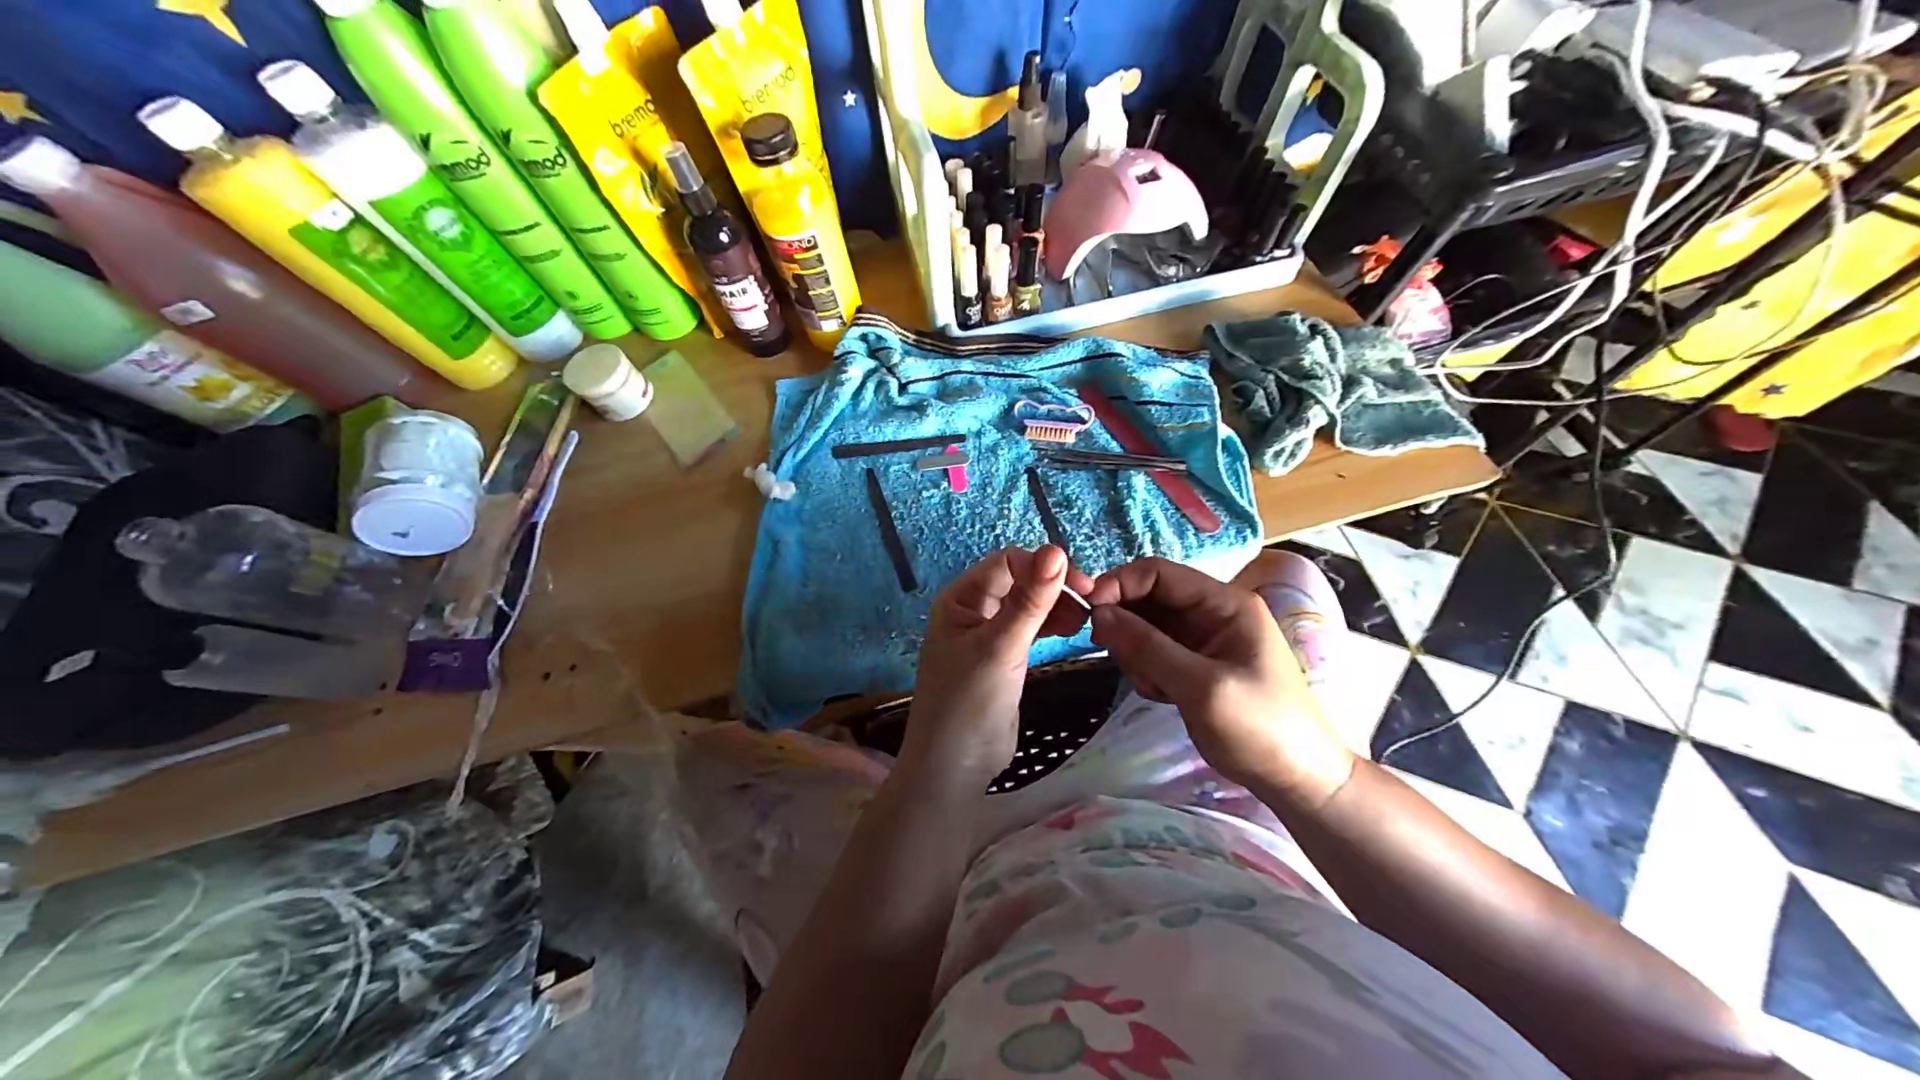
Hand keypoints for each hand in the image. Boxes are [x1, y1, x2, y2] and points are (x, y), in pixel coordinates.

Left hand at [903, 546, 1094, 787]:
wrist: (953, 768)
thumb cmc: (969, 703)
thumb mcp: (1001, 648)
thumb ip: (1030, 600)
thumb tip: (1056, 549)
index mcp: (961, 599)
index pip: (1007, 563)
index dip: (1045, 567)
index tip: (1084, 587)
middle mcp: (971, 610)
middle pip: (1019, 580)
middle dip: (1053, 587)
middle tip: (1090, 607)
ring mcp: (986, 634)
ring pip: (1027, 604)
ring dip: (1055, 606)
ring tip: (1083, 623)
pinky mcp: (1002, 658)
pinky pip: (1028, 628)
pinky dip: (1050, 625)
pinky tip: (1072, 632)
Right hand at [1085, 557, 1354, 806]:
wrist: (1295, 780)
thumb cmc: (1259, 729)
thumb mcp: (1202, 688)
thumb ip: (1148, 647)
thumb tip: (1098, 614)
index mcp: (1226, 603)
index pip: (1160, 573)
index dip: (1120, 584)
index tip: (1089, 612)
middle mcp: (1211, 613)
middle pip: (1148, 597)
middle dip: (1126, 623)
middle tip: (1118, 657)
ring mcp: (1202, 639)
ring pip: (1144, 626)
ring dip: (1135, 651)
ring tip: (1154, 685)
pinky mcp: (1192, 664)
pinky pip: (1151, 651)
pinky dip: (1144, 669)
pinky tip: (1161, 695)